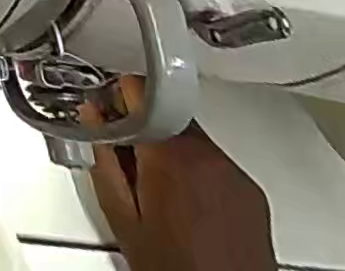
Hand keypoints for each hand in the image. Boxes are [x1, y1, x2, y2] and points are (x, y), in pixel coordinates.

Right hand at [88, 78, 275, 270]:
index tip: (107, 114)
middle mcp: (208, 156)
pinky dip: (195, 169)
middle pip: (164, 113)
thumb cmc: (176, 270)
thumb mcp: (121, 215)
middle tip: (128, 161)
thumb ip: (101, 156)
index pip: (139, 91)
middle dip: (141, 128)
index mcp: (170, 155)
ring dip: (168, 149)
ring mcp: (234, 174)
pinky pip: (213, 160)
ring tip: (158, 190)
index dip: (117, 99)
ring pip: (188, 135)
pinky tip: (187, 203)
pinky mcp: (252, 191)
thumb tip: (92, 116)